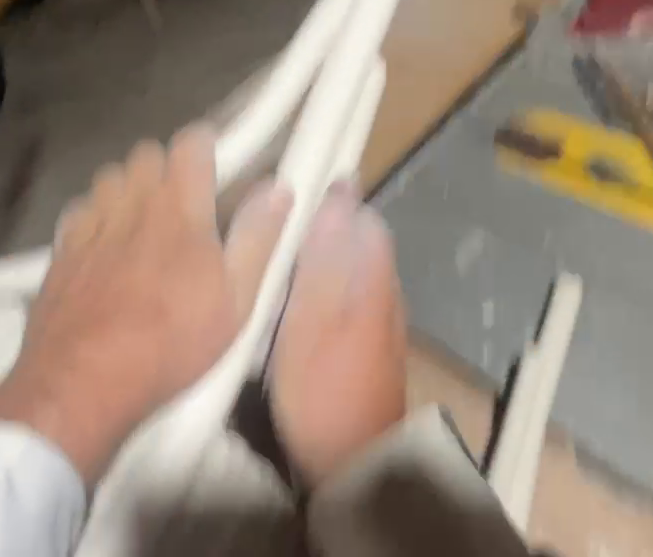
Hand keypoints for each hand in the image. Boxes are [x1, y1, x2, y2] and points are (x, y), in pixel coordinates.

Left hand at [0, 127, 289, 481]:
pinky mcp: (61, 248)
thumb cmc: (171, 343)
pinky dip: (95, 217)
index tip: (214, 162)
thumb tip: (279, 189)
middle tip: (182, 205)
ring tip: (143, 225)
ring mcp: (91, 221)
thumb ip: (257, 237)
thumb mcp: (236, 300)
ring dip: (129, 189)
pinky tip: (103, 249)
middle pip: (147, 153)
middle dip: (166, 168)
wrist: (82, 382)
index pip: (191, 142)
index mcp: (179, 206)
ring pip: (111, 177)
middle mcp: (133, 200)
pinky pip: (81, 209)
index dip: (204, 144)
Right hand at [270, 181, 408, 487]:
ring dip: (316, 259)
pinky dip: (319, 289)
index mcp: (373, 273)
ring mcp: (380, 318)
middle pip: (353, 237)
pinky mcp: (370, 344)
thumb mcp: (311, 316)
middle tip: (268, 232)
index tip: (284, 194)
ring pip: (347, 267)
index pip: (358, 210)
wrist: (354, 464)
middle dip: (317, 227)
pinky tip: (291, 306)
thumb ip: (324, 252)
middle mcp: (384, 287)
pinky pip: (343, 295)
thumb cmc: (323, 386)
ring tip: (271, 265)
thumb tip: (340, 187)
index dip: (326, 196)